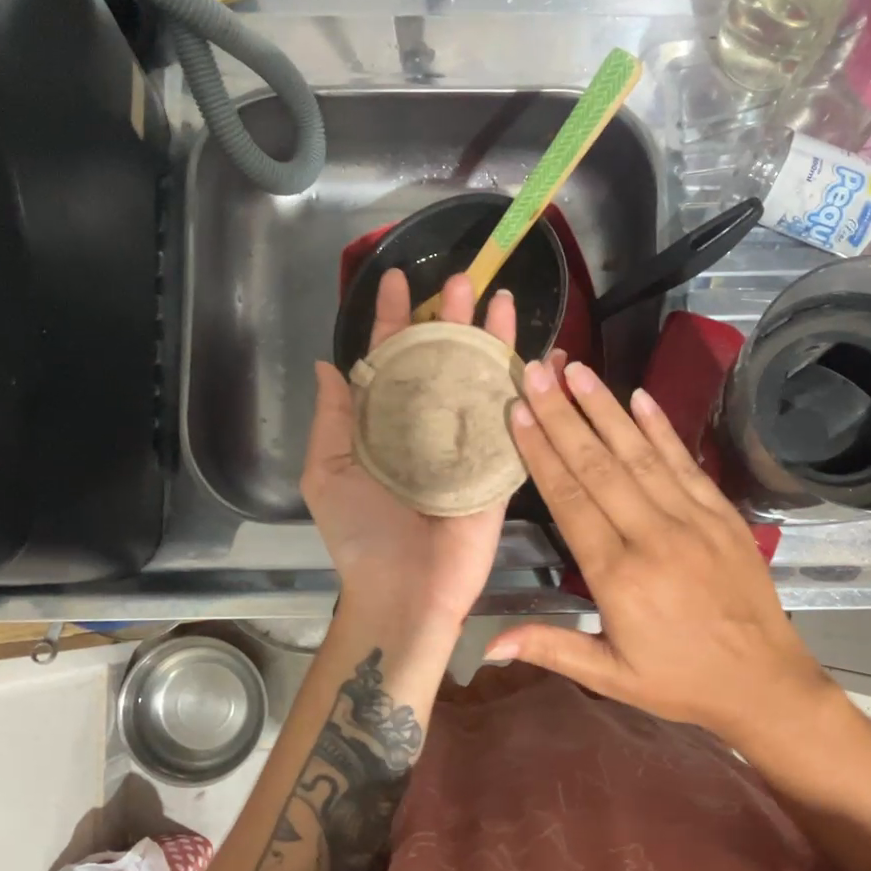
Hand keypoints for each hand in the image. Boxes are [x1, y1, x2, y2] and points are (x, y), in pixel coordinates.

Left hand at [303, 270, 519, 629]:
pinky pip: (517, 423)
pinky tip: (543, 357)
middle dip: (451, 317)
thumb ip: (333, 417)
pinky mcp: (500, 467)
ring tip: (502, 298)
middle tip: (463, 278)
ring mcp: (467, 445)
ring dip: (492, 339)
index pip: (391, 359)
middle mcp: (427, 426)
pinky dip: (531, 390)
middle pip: (443, 360)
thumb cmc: (360, 535)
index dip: (394, 320)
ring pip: (482, 380)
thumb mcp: (327, 471)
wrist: (404, 592)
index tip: (396, 279)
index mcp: (383, 424)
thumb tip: (328, 364)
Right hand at [483, 359, 836, 742]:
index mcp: (619, 575)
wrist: (764, 683)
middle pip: (599, 465)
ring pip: (640, 454)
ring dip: (605, 409)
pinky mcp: (723, 515)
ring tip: (576, 371)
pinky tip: (639, 398)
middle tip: (536, 370)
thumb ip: (551, 648)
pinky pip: (686, 463)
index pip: (571, 499)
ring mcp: (693, 520)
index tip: (519, 412)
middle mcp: (654, 536)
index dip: (542, 452)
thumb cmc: (680, 682)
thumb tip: (487, 644)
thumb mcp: (612, 675)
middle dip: (563, 415)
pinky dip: (661, 428)